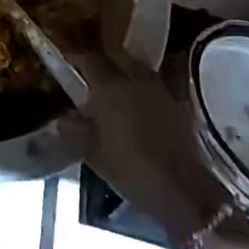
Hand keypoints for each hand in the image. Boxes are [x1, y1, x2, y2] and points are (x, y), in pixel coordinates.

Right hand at [63, 49, 231, 248]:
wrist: (184, 192)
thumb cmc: (133, 171)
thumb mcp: (95, 155)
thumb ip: (76, 132)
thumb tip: (64, 119)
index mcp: (112, 88)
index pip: (90, 60)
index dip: (76, 59)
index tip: (66, 63)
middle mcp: (136, 80)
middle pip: (115, 57)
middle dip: (100, 63)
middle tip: (88, 78)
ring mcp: (160, 90)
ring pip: (136, 68)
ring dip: (122, 73)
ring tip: (112, 92)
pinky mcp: (177, 104)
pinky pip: (152, 85)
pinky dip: (140, 89)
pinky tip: (135, 108)